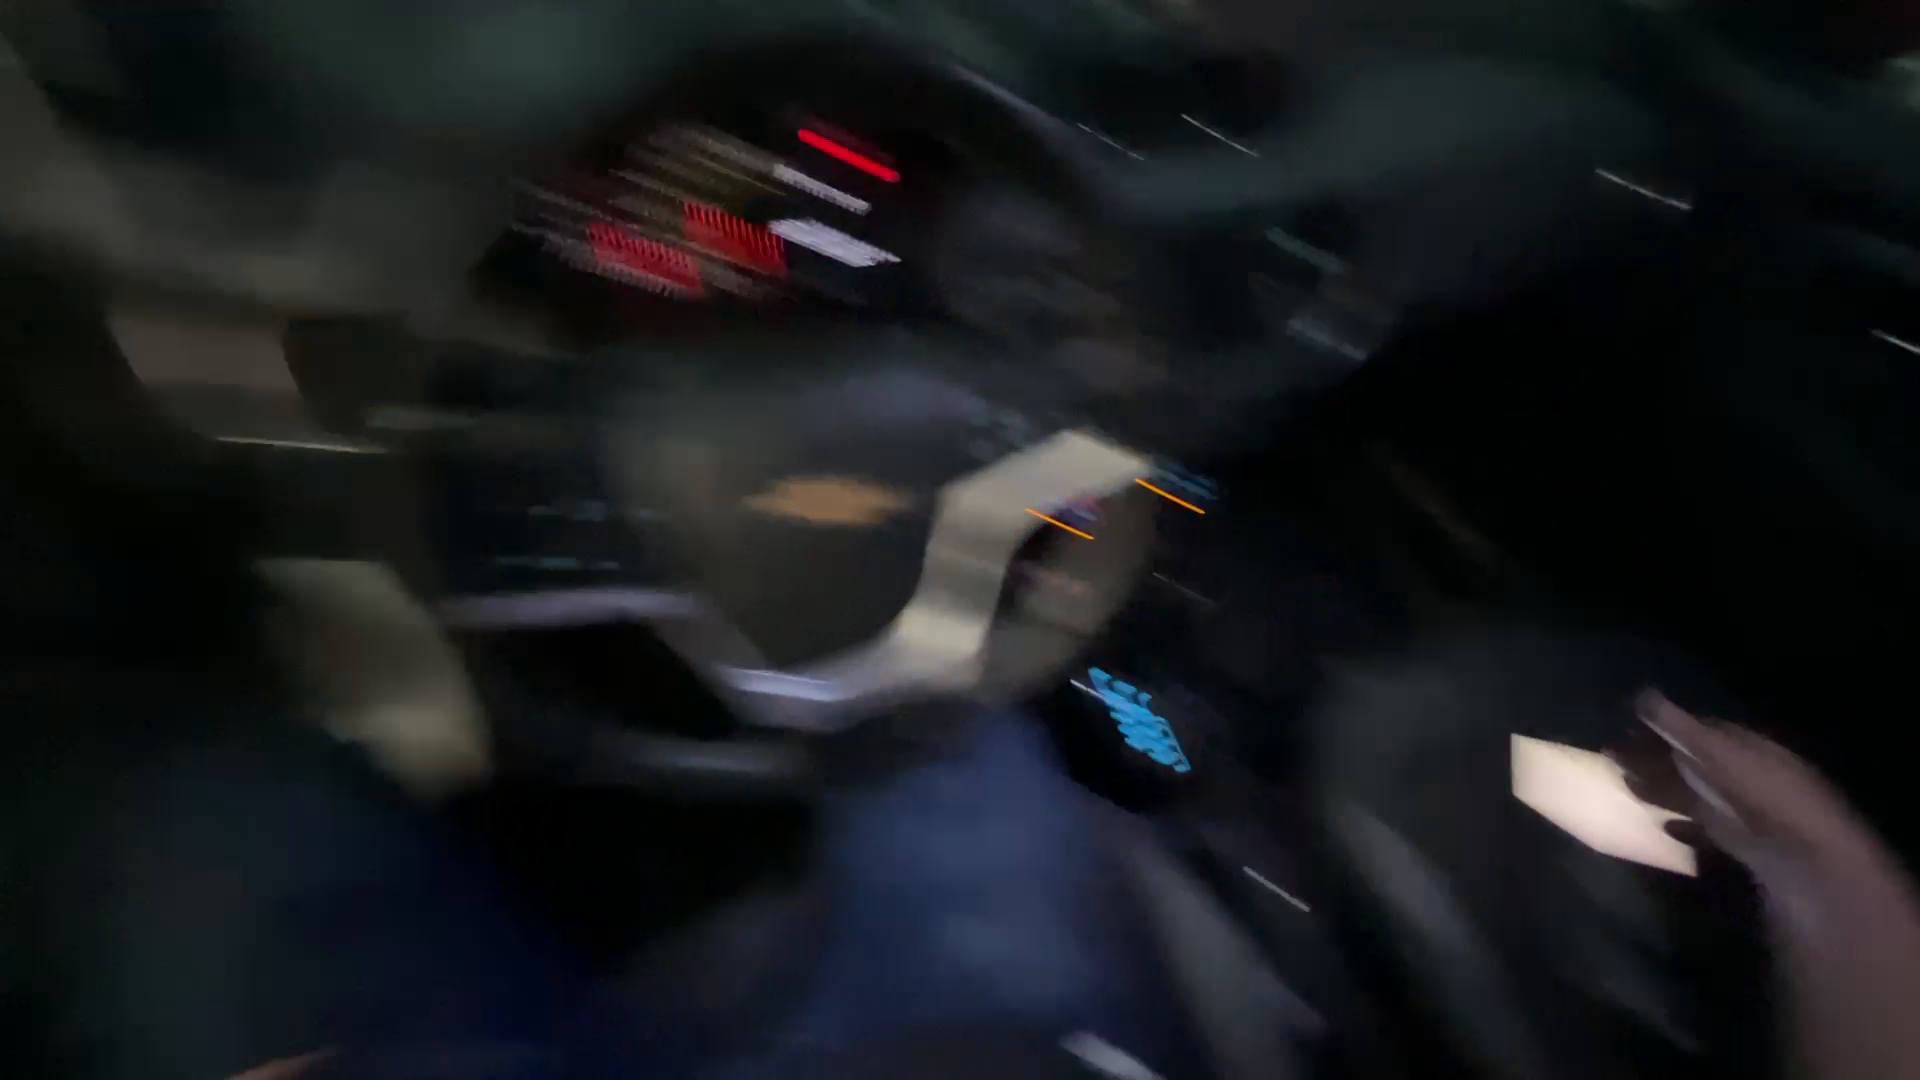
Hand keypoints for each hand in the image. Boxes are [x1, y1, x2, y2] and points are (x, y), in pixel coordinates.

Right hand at [1635, 692, 1878, 884]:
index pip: (1706, 728)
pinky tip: (1662, 824)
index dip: (1668, 723)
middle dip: (1654, 756)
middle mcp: (1751, 775)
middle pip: (1693, 760)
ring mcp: (1747, 810)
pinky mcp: (1742, 840)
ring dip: (1658, 787)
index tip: (1631, 723)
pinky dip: (1681, 822)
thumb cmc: (1762, 794)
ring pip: (1693, 791)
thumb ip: (1676, 723)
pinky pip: (1703, 825)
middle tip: (1612, 755)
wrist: (1809, 861)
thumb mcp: (1716, 750)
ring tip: (1624, 785)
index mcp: (1752, 748)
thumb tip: (1640, 694)